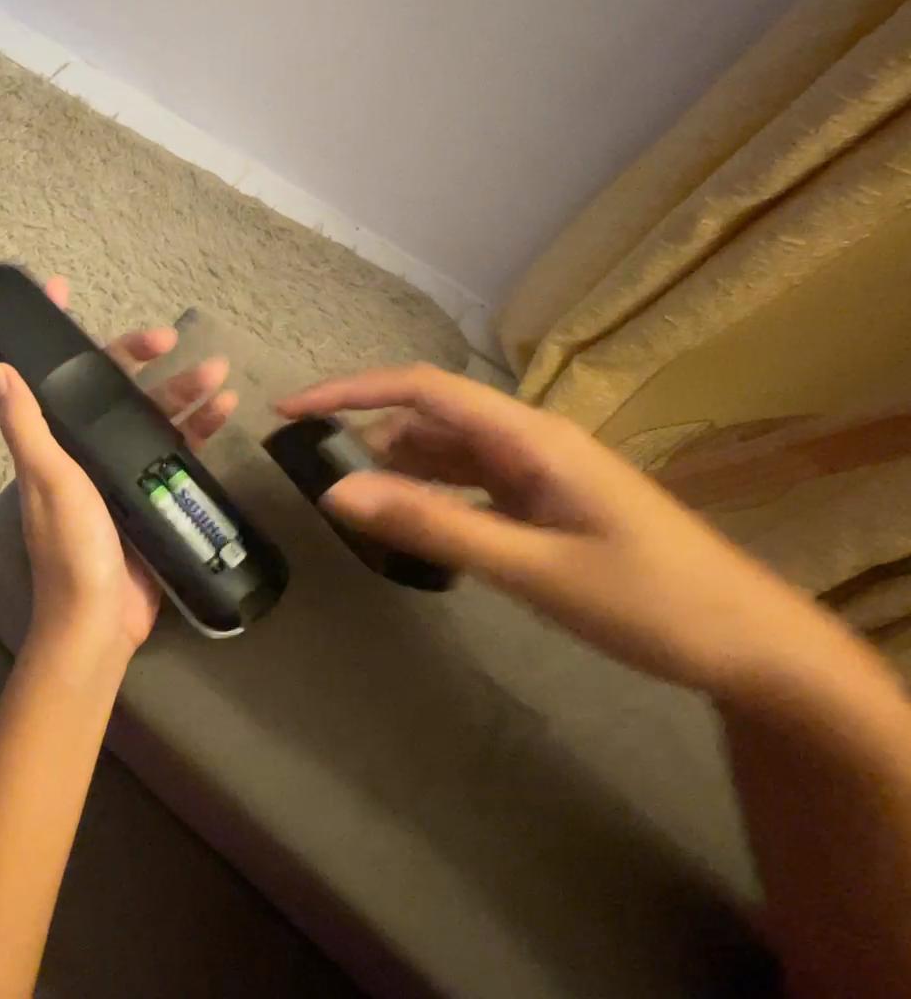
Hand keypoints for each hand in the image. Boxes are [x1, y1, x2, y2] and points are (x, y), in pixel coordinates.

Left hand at [0, 276, 237, 656]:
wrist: (101, 621)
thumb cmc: (70, 546)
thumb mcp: (47, 479)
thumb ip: (25, 424)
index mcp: (52, 442)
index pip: (53, 376)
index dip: (57, 335)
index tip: (65, 290)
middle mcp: (83, 449)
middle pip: (111, 388)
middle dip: (137, 356)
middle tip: (169, 336)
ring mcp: (119, 472)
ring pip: (150, 415)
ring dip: (180, 390)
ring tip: (216, 373)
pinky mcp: (150, 495)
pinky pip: (175, 451)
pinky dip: (198, 429)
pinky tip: (224, 413)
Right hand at [278, 363, 823, 693]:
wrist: (752, 648)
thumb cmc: (650, 602)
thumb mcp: (531, 567)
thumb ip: (430, 526)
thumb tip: (334, 493)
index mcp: (531, 439)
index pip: (423, 390)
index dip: (348, 392)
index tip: (287, 413)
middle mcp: (528, 443)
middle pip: (424, 419)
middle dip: (360, 437)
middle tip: (308, 478)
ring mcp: (533, 473)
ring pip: (439, 453)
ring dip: (388, 469)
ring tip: (345, 506)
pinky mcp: (536, 502)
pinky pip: (460, 484)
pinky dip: (420, 496)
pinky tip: (399, 524)